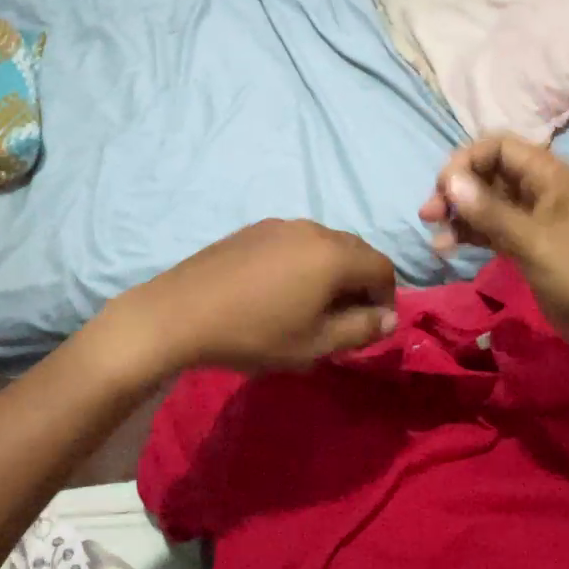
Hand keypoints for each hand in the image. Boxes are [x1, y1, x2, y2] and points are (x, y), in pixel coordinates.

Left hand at [98, 219, 397, 379]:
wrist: (179, 313)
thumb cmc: (254, 333)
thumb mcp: (314, 344)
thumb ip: (360, 330)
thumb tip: (389, 318)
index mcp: (334, 254)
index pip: (382, 267)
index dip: (387, 297)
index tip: (370, 327)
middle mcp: (312, 229)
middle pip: (355, 250)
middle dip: (360, 283)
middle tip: (345, 320)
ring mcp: (279, 225)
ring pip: (324, 244)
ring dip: (331, 271)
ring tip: (312, 306)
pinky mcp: (252, 229)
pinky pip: (295, 241)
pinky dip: (304, 262)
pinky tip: (280, 290)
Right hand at [420, 135, 568, 356]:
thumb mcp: (535, 243)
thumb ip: (490, 211)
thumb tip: (450, 178)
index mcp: (555, 177)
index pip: (500, 147)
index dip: (466, 161)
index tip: (442, 190)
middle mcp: (547, 192)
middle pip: (492, 174)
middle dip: (458, 190)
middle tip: (429, 216)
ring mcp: (542, 222)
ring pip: (492, 205)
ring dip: (462, 216)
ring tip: (437, 238)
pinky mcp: (537, 249)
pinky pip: (499, 231)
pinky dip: (475, 236)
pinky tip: (450, 249)